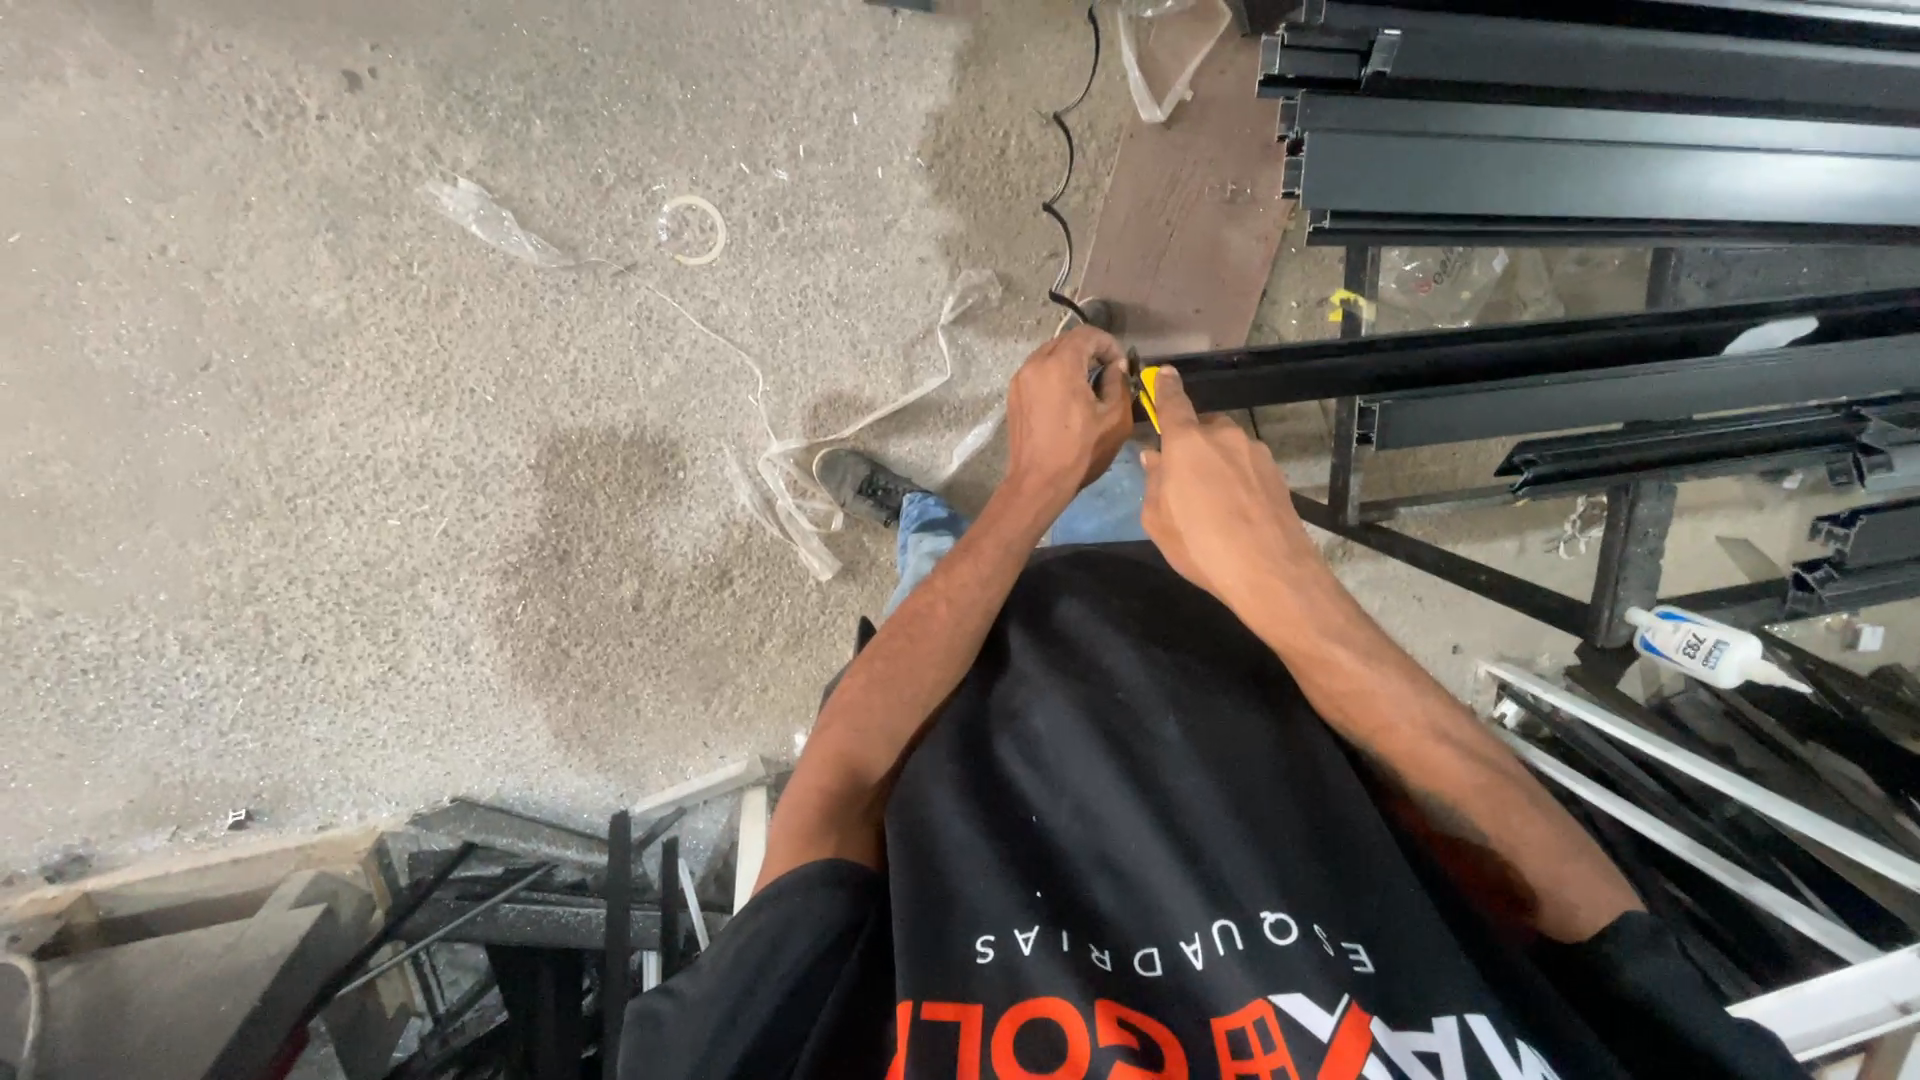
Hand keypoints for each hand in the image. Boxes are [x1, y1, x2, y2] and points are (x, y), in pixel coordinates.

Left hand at [1004, 326, 1133, 504]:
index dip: (1108, 343)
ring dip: (1069, 361)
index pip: (1086, 334)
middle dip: (1088, 350)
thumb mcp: (1114, 418)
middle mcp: (1035, 365)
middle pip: (1065, 341)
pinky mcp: (1013, 395)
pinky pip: (1037, 372)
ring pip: (1048, 355)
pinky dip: (1053, 375)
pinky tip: (1066, 397)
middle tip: (1106, 371)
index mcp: (1060, 365)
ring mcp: (1020, 380)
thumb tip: (1115, 366)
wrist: (1038, 481)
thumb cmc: (1080, 451)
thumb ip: (1118, 383)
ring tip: (1087, 384)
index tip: (1120, 364)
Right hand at [1139, 367, 1327, 610]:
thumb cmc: (1200, 545)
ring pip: (1227, 447)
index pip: (1172, 403)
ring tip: (1210, 501)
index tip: (1163, 373)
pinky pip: (1246, 466)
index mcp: (1187, 443)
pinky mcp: (1276, 474)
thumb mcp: (1157, 520)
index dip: (1165, 388)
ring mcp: (1255, 453)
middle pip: (1202, 427)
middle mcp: (1224, 436)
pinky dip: (1236, 479)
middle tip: (1182, 477)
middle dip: (1191, 443)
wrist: (1269, 571)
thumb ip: (1153, 482)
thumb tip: (1155, 458)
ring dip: (1216, 463)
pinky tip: (1234, 511)